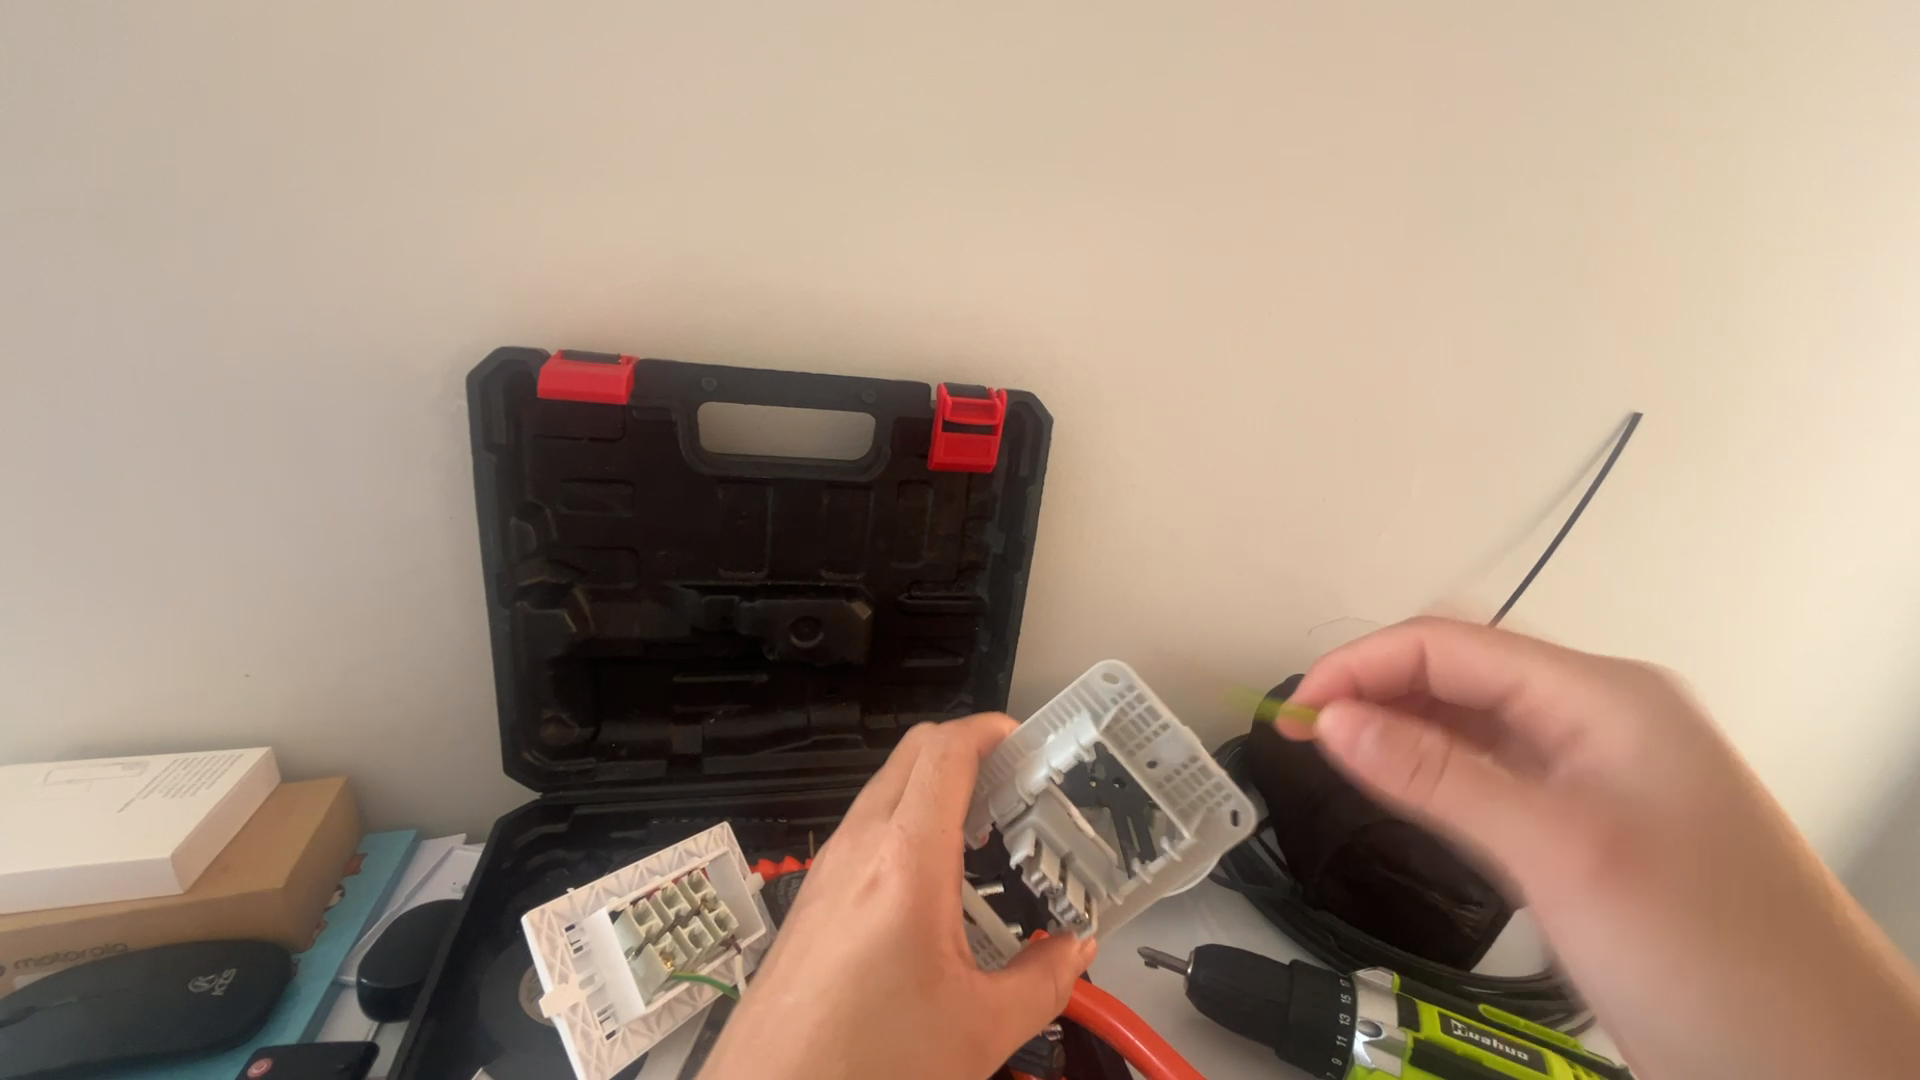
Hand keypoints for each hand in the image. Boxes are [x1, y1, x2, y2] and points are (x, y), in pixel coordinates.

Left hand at [699, 713, 1096, 1079]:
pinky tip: (936, 871)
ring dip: (937, 782)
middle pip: (915, 750)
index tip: (1025, 739)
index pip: (947, 751)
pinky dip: (909, 816)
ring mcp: (831, 862)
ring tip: (983, 825)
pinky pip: (868, 821)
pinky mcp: (817, 887)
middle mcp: (860, 845)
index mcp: (905, 862)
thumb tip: (1073, 952)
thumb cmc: (860, 1064)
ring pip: (889, 782)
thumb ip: (1042, 981)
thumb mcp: (977, 1031)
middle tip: (1013, 779)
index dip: (990, 728)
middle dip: (968, 746)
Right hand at [1282, 616, 1919, 1079]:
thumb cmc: (1713, 958)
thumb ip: (1434, 775)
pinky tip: (1390, 780)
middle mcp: (1592, 715)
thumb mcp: (1557, 853)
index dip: (1360, 667)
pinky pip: (1479, 761)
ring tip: (1332, 750)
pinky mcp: (1574, 810)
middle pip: (1454, 669)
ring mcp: (1586, 763)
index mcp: (1603, 697)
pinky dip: (1423, 763)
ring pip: (1462, 714)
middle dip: (1371, 687)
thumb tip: (1331, 721)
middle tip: (1305, 729)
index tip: (1297, 710)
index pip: (1448, 646)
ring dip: (1392, 723)